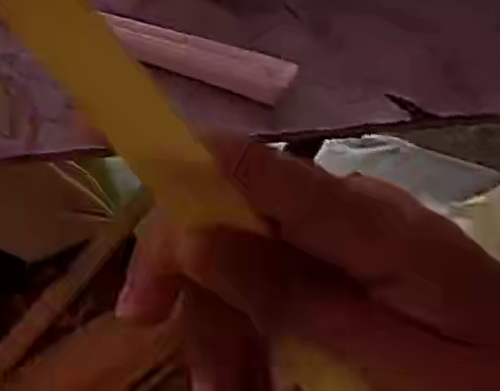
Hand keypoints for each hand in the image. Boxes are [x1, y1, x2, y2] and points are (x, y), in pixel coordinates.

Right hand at [116, 140, 499, 390]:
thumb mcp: (401, 369)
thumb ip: (296, 294)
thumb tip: (194, 231)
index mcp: (362, 217)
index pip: (248, 161)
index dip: (174, 143)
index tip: (99, 135)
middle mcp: (340, 207)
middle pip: (226, 204)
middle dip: (178, 259)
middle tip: (143, 324)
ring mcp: (339, 232)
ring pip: (236, 247)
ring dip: (210, 315)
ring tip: (221, 390)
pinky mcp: (338, 261)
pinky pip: (266, 276)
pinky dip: (241, 327)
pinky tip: (243, 376)